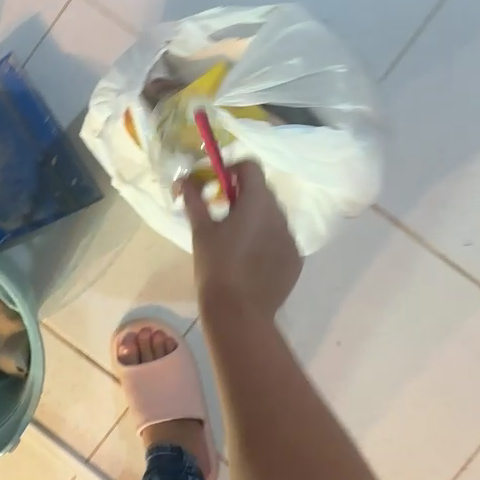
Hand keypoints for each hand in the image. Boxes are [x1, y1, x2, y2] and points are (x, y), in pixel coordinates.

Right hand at [180, 160, 302, 320]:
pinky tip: (251, 260)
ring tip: (237, 240)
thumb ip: (194, 199)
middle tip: (222, 213)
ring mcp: (291, 238)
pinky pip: (281, 239)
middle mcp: (280, 215)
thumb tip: (184, 179)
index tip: (218, 184)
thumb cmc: (216, 267)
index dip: (233, 169)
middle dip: (243, 195)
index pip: (251, 167)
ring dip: (256, 218)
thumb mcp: (201, 231)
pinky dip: (267, 240)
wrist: (239, 313)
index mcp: (257, 202)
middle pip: (263, 191)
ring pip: (273, 216)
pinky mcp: (296, 259)